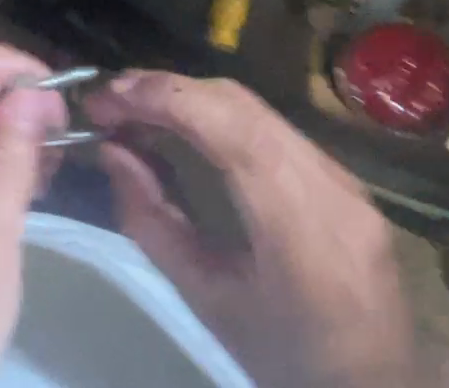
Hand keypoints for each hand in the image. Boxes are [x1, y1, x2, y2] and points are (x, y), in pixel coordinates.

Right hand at [84, 72, 448, 387]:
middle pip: (238, 103)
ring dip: (187, 96)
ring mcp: (342, 175)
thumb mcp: (207, 300)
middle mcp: (330, 185)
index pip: (229, 127)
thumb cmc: (285, 359)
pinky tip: (181, 125)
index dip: (162, 98)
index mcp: (301, 227)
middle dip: (166, 90)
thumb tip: (112, 152)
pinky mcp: (341, 174)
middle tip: (110, 100)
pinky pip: (268, 124)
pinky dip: (214, 113)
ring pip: (253, 106)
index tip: (105, 99)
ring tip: (133, 107)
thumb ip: (152, 222)